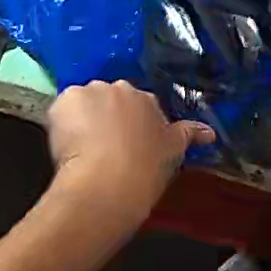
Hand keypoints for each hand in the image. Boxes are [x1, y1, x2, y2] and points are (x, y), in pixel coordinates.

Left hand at [44, 82, 214, 224]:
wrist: (109, 182)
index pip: (138, 105)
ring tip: (83, 149)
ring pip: (83, 102)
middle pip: (109, 99)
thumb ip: (189, 135)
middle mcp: (119, 88)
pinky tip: (67, 146)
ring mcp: (90, 92)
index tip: (127, 144)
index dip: (131, 124)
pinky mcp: (64, 101)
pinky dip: (62, 124)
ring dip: (82, 118)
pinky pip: (61, 110)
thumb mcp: (173, 152)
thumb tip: (209, 132)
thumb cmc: (145, 171)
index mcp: (147, 99)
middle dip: (106, 117)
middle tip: (104, 146)